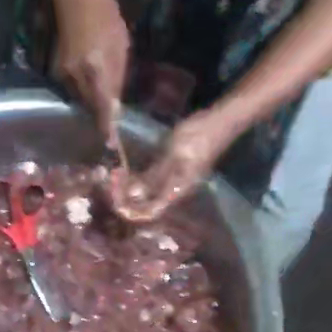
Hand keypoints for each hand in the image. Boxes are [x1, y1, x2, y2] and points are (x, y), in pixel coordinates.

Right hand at [51, 0, 129, 146]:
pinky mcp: (56, 75)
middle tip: (108, 133)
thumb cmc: (105, 18)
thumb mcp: (120, 47)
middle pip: (88, 107)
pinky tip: (88, 87)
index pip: (101, 106)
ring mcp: (63, 77)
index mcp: (95, 68)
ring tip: (100, 105)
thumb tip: (115, 109)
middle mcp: (76, 77)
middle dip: (98, 119)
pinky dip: (82, 94)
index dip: (106, 127)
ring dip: (90, 105)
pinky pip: (72, 92)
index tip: (110, 147)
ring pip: (79, 101)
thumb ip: (117, 79)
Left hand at [113, 107, 243, 221]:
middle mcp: (172, 192)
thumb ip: (155, 174)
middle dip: (124, 199)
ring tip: (113, 176)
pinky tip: (121, 172)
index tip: (115, 200)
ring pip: (143, 195)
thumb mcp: (175, 152)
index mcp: (177, 191)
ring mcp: (170, 182)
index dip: (130, 211)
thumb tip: (134, 195)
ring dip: (126, 189)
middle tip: (110, 182)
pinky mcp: (167, 172)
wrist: (220, 119)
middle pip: (143, 205)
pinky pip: (146, 183)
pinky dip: (133, 180)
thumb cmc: (201, 133)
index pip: (150, 212)